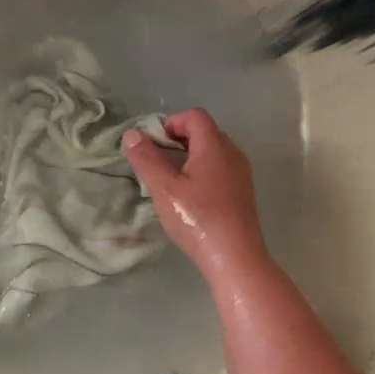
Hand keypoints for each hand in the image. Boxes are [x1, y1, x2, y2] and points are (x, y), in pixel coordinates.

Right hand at [124, 109, 269, 279]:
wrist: (235, 257)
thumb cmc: (197, 219)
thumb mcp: (164, 189)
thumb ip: (146, 159)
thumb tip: (132, 134)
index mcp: (214, 146)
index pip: (195, 116)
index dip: (172, 122)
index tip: (154, 145)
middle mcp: (232, 153)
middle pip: (206, 131)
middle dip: (179, 138)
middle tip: (158, 161)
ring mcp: (241, 173)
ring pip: (214, 151)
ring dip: (191, 156)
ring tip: (172, 179)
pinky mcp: (243, 192)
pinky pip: (221, 168)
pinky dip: (203, 171)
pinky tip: (191, 196)